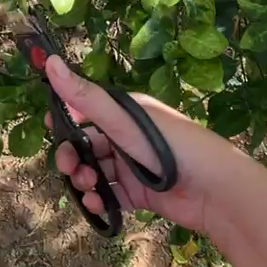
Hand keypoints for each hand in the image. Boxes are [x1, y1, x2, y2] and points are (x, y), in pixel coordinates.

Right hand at [46, 56, 238, 235]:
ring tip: (88, 190)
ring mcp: (133, 166)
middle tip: (69, 170)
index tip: (51, 128)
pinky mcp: (140, 194)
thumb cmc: (169, 146)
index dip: (66, 119)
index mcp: (124, 112)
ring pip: (96, 171)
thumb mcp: (122, 121)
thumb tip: (49, 60)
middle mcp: (126, 136)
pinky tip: (96, 206)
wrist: (217, 192)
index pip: (85, 110)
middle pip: (87, 144)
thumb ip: (85, 97)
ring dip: (84, 180)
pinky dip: (99, 200)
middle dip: (72, 156)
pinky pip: (110, 195)